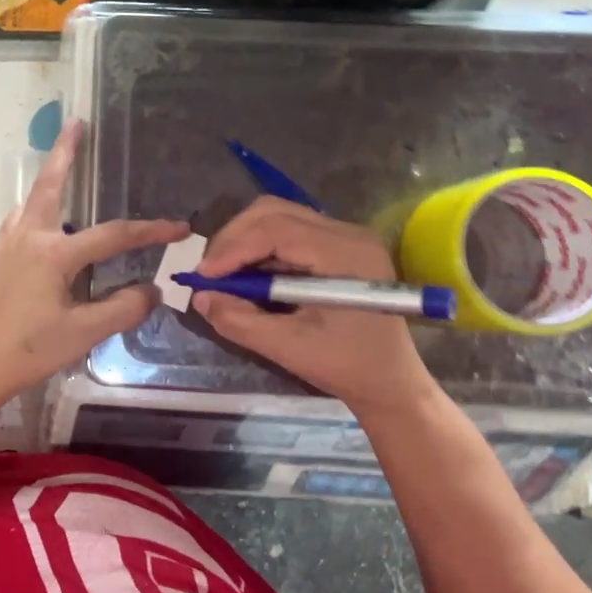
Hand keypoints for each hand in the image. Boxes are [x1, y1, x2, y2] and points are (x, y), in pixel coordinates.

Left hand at [0, 121, 188, 406]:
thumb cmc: (28, 351)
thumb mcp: (84, 334)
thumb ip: (123, 308)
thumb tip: (152, 289)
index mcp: (53, 253)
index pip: (113, 234)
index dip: (150, 230)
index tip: (180, 227)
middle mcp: (24, 239)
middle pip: (49, 187)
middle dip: (64, 153)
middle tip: (74, 123)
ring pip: (26, 208)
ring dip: (45, 188)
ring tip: (58, 176)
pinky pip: (12, 231)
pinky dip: (28, 221)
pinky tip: (34, 236)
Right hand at [191, 197, 438, 415]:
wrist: (391, 380)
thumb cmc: (347, 365)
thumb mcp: (289, 348)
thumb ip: (240, 320)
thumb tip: (200, 297)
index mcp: (345, 254)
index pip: (275, 229)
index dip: (232, 249)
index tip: (202, 278)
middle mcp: (348, 234)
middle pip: (272, 212)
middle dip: (232, 239)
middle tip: (210, 274)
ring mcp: (344, 237)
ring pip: (276, 217)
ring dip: (242, 242)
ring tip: (225, 276)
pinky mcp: (336, 247)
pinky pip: (286, 232)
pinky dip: (258, 249)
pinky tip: (248, 277)